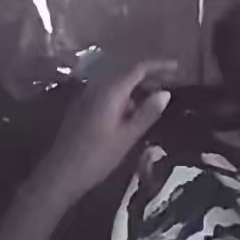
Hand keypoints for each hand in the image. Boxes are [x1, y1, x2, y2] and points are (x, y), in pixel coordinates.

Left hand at [26, 60, 174, 208]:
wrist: (61, 173)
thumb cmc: (97, 156)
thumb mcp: (127, 136)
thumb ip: (147, 113)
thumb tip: (165, 93)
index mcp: (111, 91)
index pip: (138, 68)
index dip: (159, 66)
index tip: (178, 67)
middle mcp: (98, 87)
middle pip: (127, 72)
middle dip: (150, 75)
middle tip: (173, 82)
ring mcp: (89, 96)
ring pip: (118, 82)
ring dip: (138, 85)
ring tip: (158, 95)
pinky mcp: (84, 107)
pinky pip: (110, 92)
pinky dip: (126, 95)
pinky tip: (135, 109)